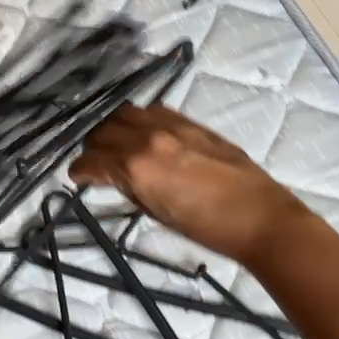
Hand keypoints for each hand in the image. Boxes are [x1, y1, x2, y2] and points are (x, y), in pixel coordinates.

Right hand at [69, 104, 312, 264]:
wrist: (261, 218)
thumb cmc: (207, 228)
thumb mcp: (157, 213)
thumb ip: (130, 188)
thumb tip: (114, 178)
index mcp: (136, 167)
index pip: (91, 160)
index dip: (79, 171)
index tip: (78, 178)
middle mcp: (147, 139)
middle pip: (101, 131)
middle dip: (93, 148)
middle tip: (96, 164)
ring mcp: (170, 126)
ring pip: (123, 113)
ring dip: (113, 128)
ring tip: (118, 145)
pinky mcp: (190, 122)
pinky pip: (153, 110)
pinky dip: (141, 119)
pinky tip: (146, 134)